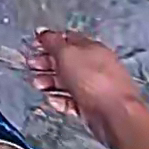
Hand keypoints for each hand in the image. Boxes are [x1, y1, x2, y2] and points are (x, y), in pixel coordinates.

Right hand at [26, 29, 148, 143]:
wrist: (117, 117)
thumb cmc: (92, 79)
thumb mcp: (66, 53)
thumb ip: (52, 41)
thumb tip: (42, 32)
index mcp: (92, 49)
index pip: (67, 40)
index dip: (48, 41)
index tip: (34, 46)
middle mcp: (95, 67)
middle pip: (65, 61)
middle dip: (46, 63)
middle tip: (32, 66)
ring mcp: (95, 88)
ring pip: (67, 81)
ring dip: (49, 82)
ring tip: (38, 85)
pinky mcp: (93, 107)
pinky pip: (72, 100)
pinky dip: (60, 99)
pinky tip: (52, 100)